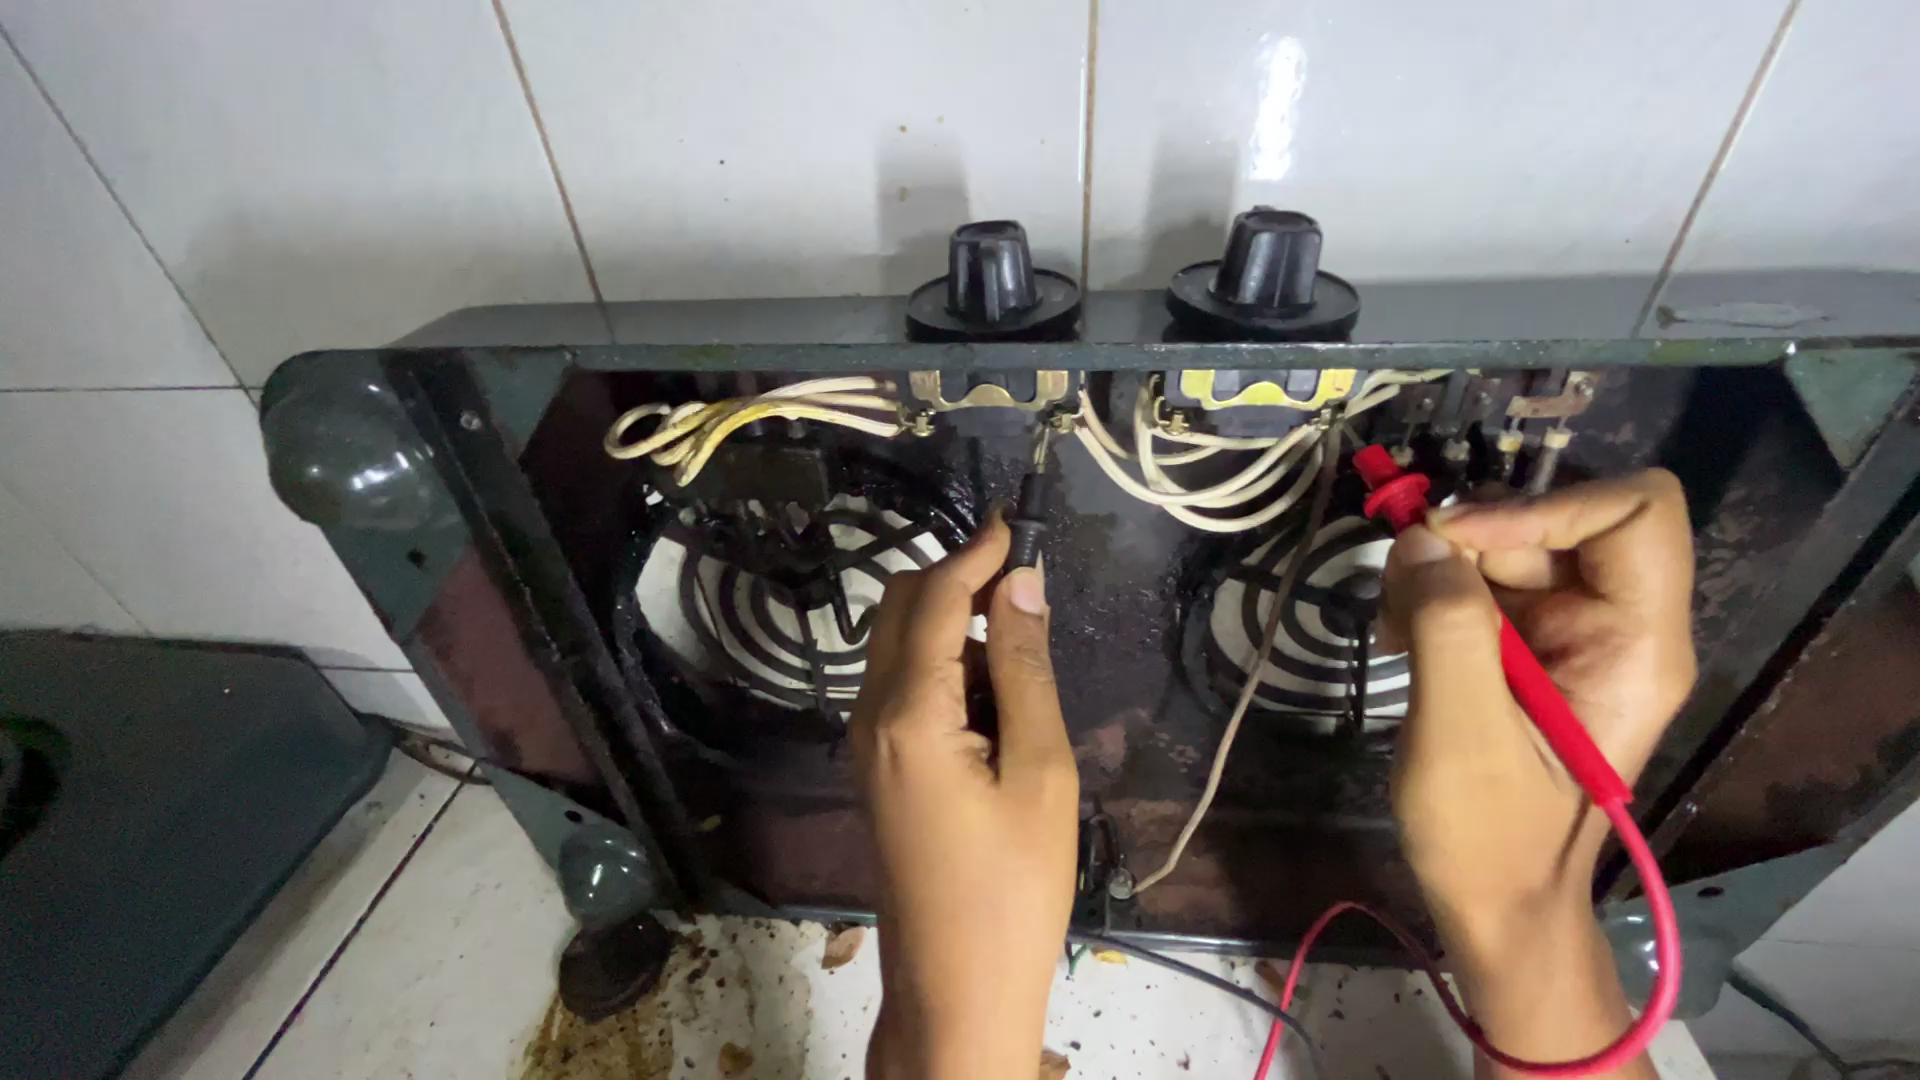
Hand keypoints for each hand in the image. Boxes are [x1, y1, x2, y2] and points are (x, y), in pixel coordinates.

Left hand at [851, 510, 1078, 1079]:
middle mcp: (869, 715)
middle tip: (1024, 598)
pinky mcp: (875, 765)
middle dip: (958, 584)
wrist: (956, 989)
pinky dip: (942, 670)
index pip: (935, 598)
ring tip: (1020, 673)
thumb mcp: (1040, 770)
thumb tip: (1022, 584)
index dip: (976, 553)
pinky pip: (900, 687)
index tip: (1017, 524)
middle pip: (901, 609)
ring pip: (898, 645)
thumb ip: (1025, 668)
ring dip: (954, 630)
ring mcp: (864, 742)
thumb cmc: (1015, 886)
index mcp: (907, 712)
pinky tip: (992, 709)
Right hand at [1380, 469, 1694, 1076]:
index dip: (1541, 507)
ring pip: (1501, 550)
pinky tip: (1398, 636)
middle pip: (1552, 525)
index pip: (1629, 514)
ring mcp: (1561, 636)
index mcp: (1634, 644)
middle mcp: (1610, 625)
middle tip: (1400, 584)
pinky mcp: (1516, 650)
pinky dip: (1425, 595)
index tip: (1447, 540)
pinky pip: (1471, 585)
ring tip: (1393, 624)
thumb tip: (1419, 538)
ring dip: (1434, 571)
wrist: (1490, 897)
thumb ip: (1448, 629)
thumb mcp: (1462, 733)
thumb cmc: (1487, 832)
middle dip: (1466, 542)